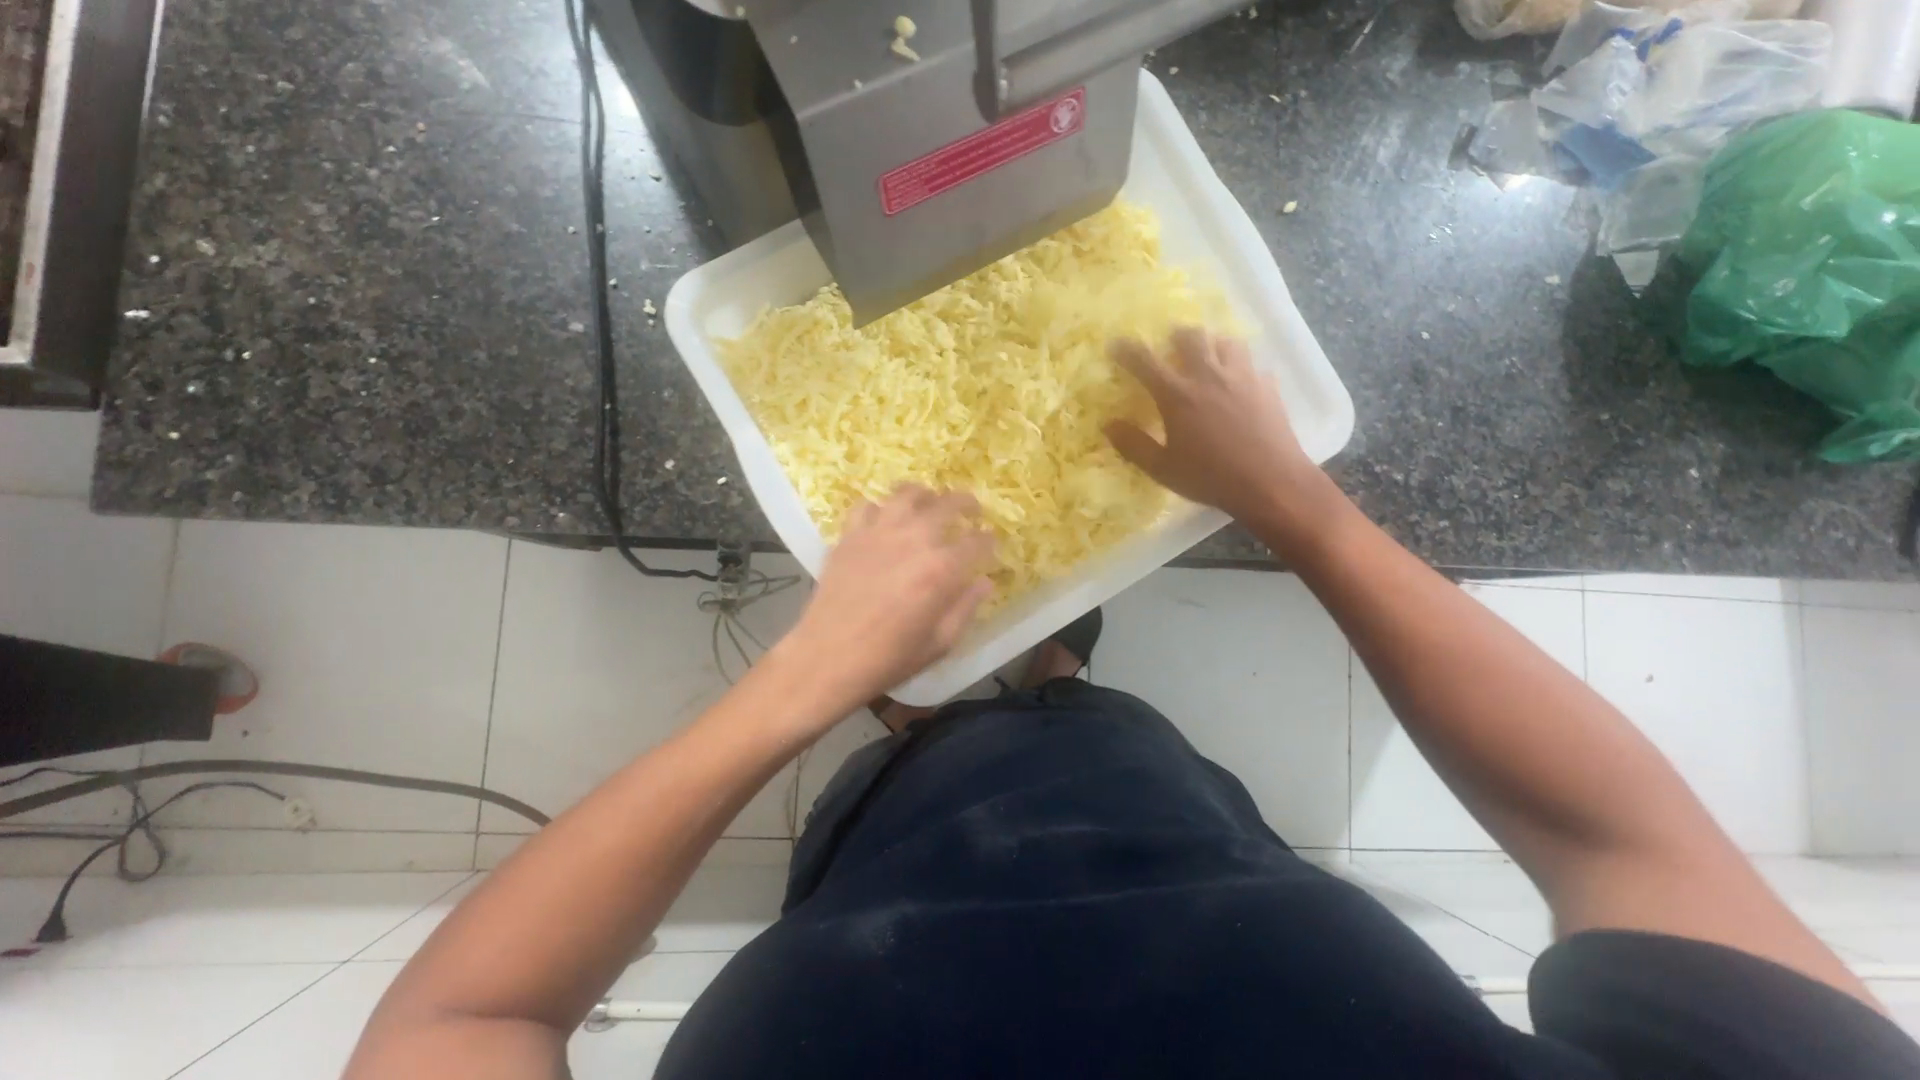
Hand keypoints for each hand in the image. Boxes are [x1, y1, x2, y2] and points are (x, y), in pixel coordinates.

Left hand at [776, 484, 995, 707]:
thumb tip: (985, 582)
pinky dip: (880, 507)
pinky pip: (867, 506)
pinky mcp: (849, 535)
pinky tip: (885, 517)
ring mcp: (878, 532)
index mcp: (942, 569)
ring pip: (907, 494)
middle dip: (966, 504)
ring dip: (925, 494)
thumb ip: (966, 608)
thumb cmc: (889, 658)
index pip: (977, 542)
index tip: (991, 542)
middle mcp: (913, 540)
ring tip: (930, 501)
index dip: (989, 540)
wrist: (828, 657)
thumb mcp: (940, 643)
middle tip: (972, 510)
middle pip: (948, 505)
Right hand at [1105, 328, 1344, 556]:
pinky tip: (1239, 384)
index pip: (1145, 361)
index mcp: (1177, 395)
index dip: (1127, 349)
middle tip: (1171, 344)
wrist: (1271, 482)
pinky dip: (1241, 369)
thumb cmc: (1211, 478)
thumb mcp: (1163, 469)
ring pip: (1226, 342)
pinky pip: (1252, 366)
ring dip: (1212, 345)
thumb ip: (1134, 445)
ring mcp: (1242, 378)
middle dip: (1177, 336)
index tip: (1116, 344)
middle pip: (1191, 337)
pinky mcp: (1267, 387)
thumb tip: (1109, 425)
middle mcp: (1208, 376)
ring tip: (1208, 356)